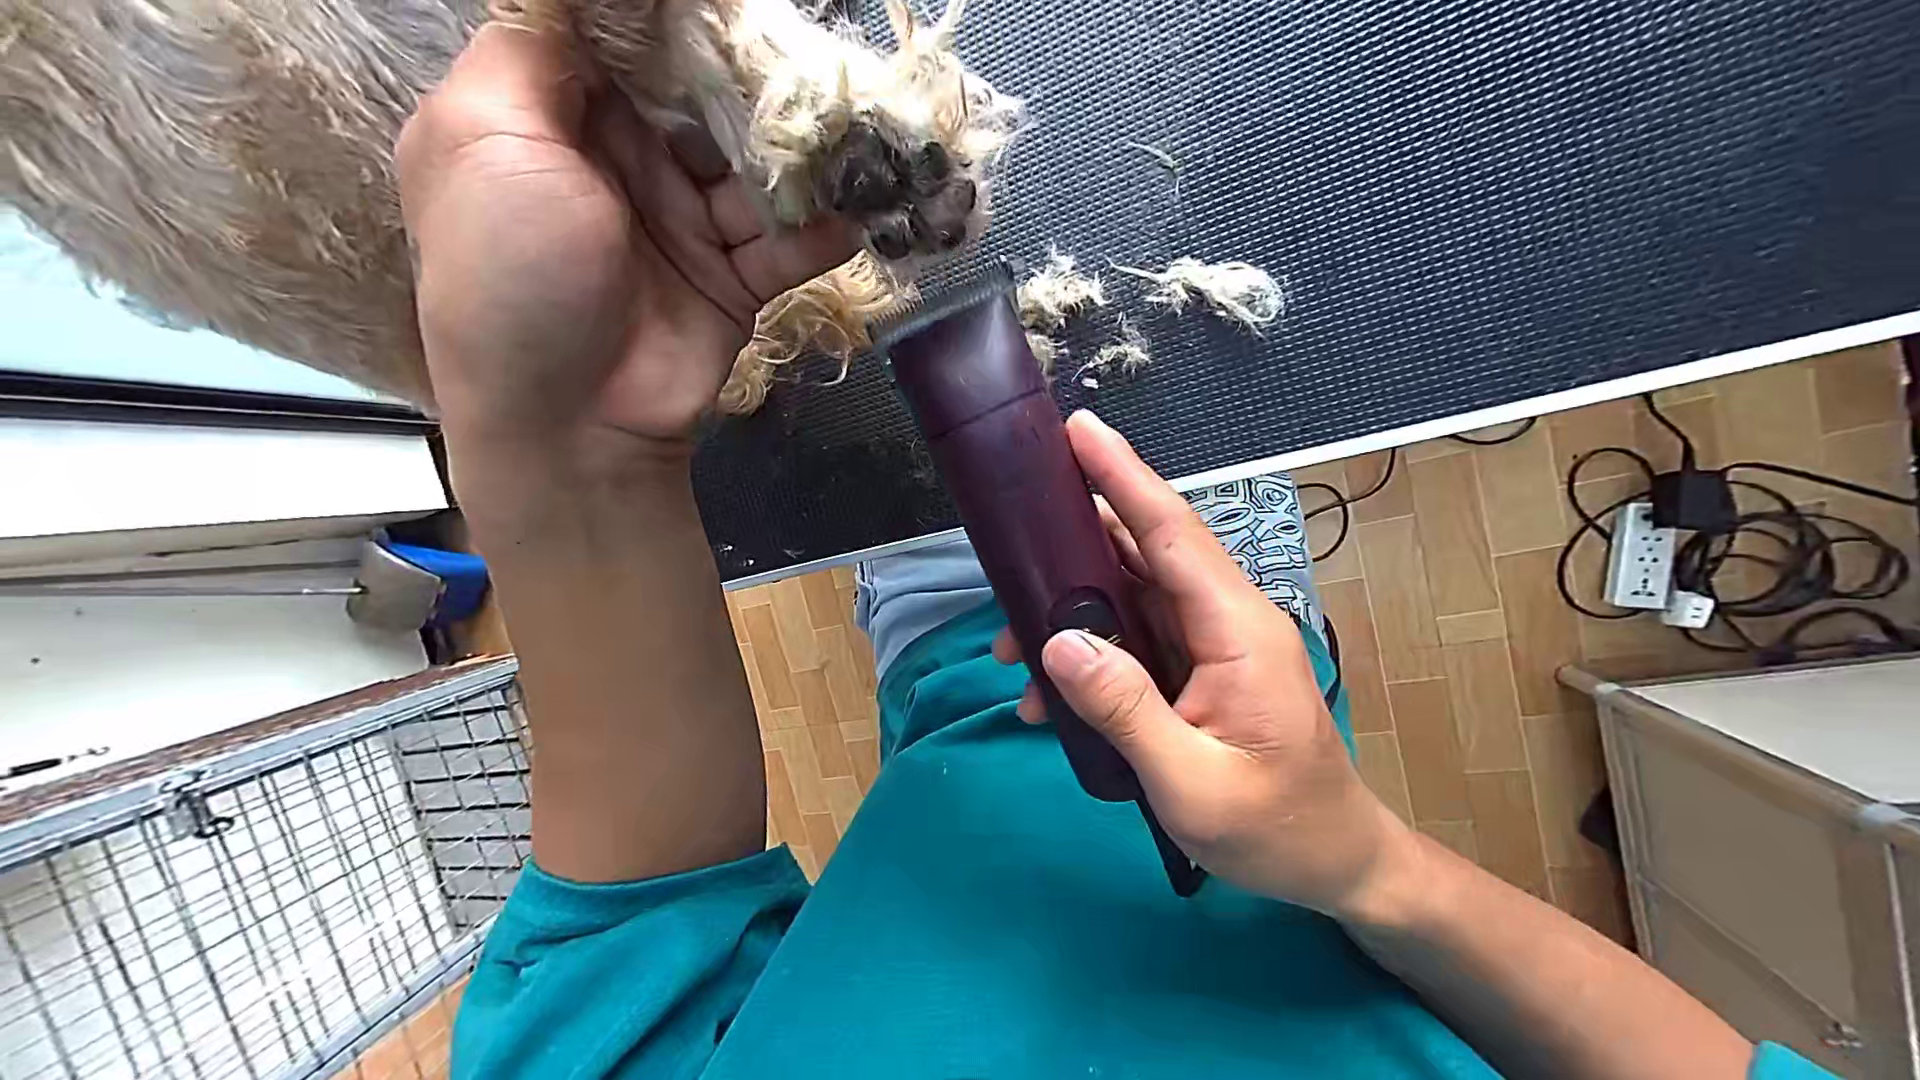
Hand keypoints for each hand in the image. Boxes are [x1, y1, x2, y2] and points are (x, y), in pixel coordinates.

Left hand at [395, 23, 856, 472]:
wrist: (573, 420)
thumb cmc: (513, 276)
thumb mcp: (486, 141)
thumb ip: (533, 54)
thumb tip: (580, 2)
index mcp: (555, 123)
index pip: (618, 44)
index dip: (663, 20)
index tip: (715, 9)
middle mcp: (626, 168)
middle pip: (697, 101)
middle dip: (742, 81)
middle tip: (794, 66)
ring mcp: (686, 227)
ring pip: (750, 172)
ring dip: (790, 158)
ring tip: (837, 137)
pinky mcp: (733, 282)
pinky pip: (783, 249)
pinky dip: (817, 235)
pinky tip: (849, 221)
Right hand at [994, 412, 1419, 917]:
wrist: (1333, 862)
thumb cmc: (1276, 828)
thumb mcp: (1192, 783)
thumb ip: (1124, 710)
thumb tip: (1058, 643)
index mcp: (1235, 628)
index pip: (1170, 533)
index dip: (1123, 476)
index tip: (1079, 431)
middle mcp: (1222, 616)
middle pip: (1140, 552)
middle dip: (1073, 544)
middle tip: (1013, 543)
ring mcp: (1207, 639)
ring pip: (1126, 593)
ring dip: (1069, 608)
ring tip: (1012, 646)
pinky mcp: (1193, 663)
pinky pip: (1130, 635)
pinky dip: (1086, 650)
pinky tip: (1049, 692)